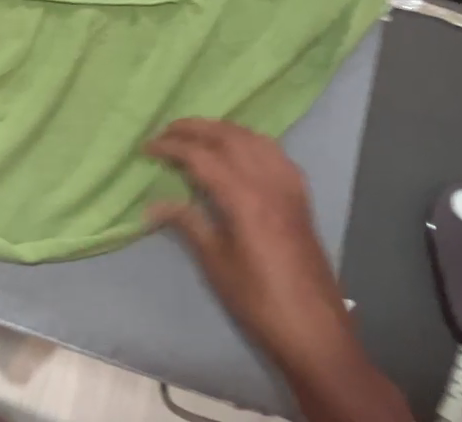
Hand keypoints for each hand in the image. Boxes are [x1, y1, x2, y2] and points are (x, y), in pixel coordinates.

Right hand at [144, 119, 351, 366]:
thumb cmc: (259, 301)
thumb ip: (188, 223)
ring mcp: (290, 190)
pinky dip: (253, 143)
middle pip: (229, 137)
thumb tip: (153, 205)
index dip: (170, 147)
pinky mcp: (302, 200)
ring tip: (199, 135)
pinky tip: (241, 152)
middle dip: (194, 128)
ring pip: (255, 140)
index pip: (201, 157)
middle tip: (166, 132)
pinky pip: (276, 155)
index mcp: (245, 200)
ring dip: (224, 130)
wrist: (315, 333)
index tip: (146, 148)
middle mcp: (269, 185)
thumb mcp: (216, 263)